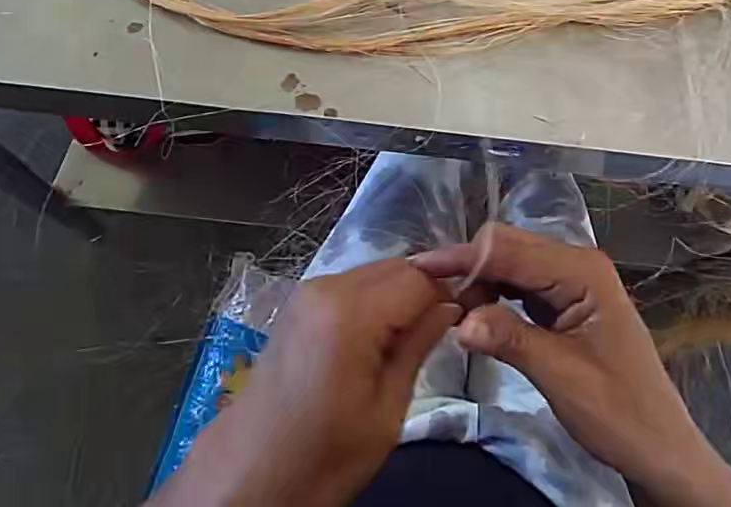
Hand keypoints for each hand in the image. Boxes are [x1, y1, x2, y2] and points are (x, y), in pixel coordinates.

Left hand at [151, 258, 463, 506]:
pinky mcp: (299, 301)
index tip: (474, 312)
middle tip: (452, 324)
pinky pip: (349, 285)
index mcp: (349, 311)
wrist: (255, 463)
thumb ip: (416, 346)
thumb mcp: (386, 409)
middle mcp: (325, 285)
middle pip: (393, 267)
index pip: (416, 278)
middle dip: (425, 288)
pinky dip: (373, 298)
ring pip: (371, 272)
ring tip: (418, 333)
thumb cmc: (326, 451)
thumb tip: (451, 306)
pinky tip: (383, 332)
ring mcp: (308, 290)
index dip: (449, 291)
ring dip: (399, 292)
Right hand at [412, 224, 730, 506]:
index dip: (462, 259)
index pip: (507, 250)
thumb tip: (458, 321)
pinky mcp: (560, 294)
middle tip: (435, 296)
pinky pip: (513, 278)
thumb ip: (510, 339)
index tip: (420, 271)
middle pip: (503, 245)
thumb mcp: (563, 379)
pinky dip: (490, 291)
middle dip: (467, 267)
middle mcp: (574, 262)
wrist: (663, 454)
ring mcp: (568, 277)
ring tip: (453, 310)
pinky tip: (476, 312)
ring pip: (504, 259)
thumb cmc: (622, 416)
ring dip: (476, 280)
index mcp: (582, 271)